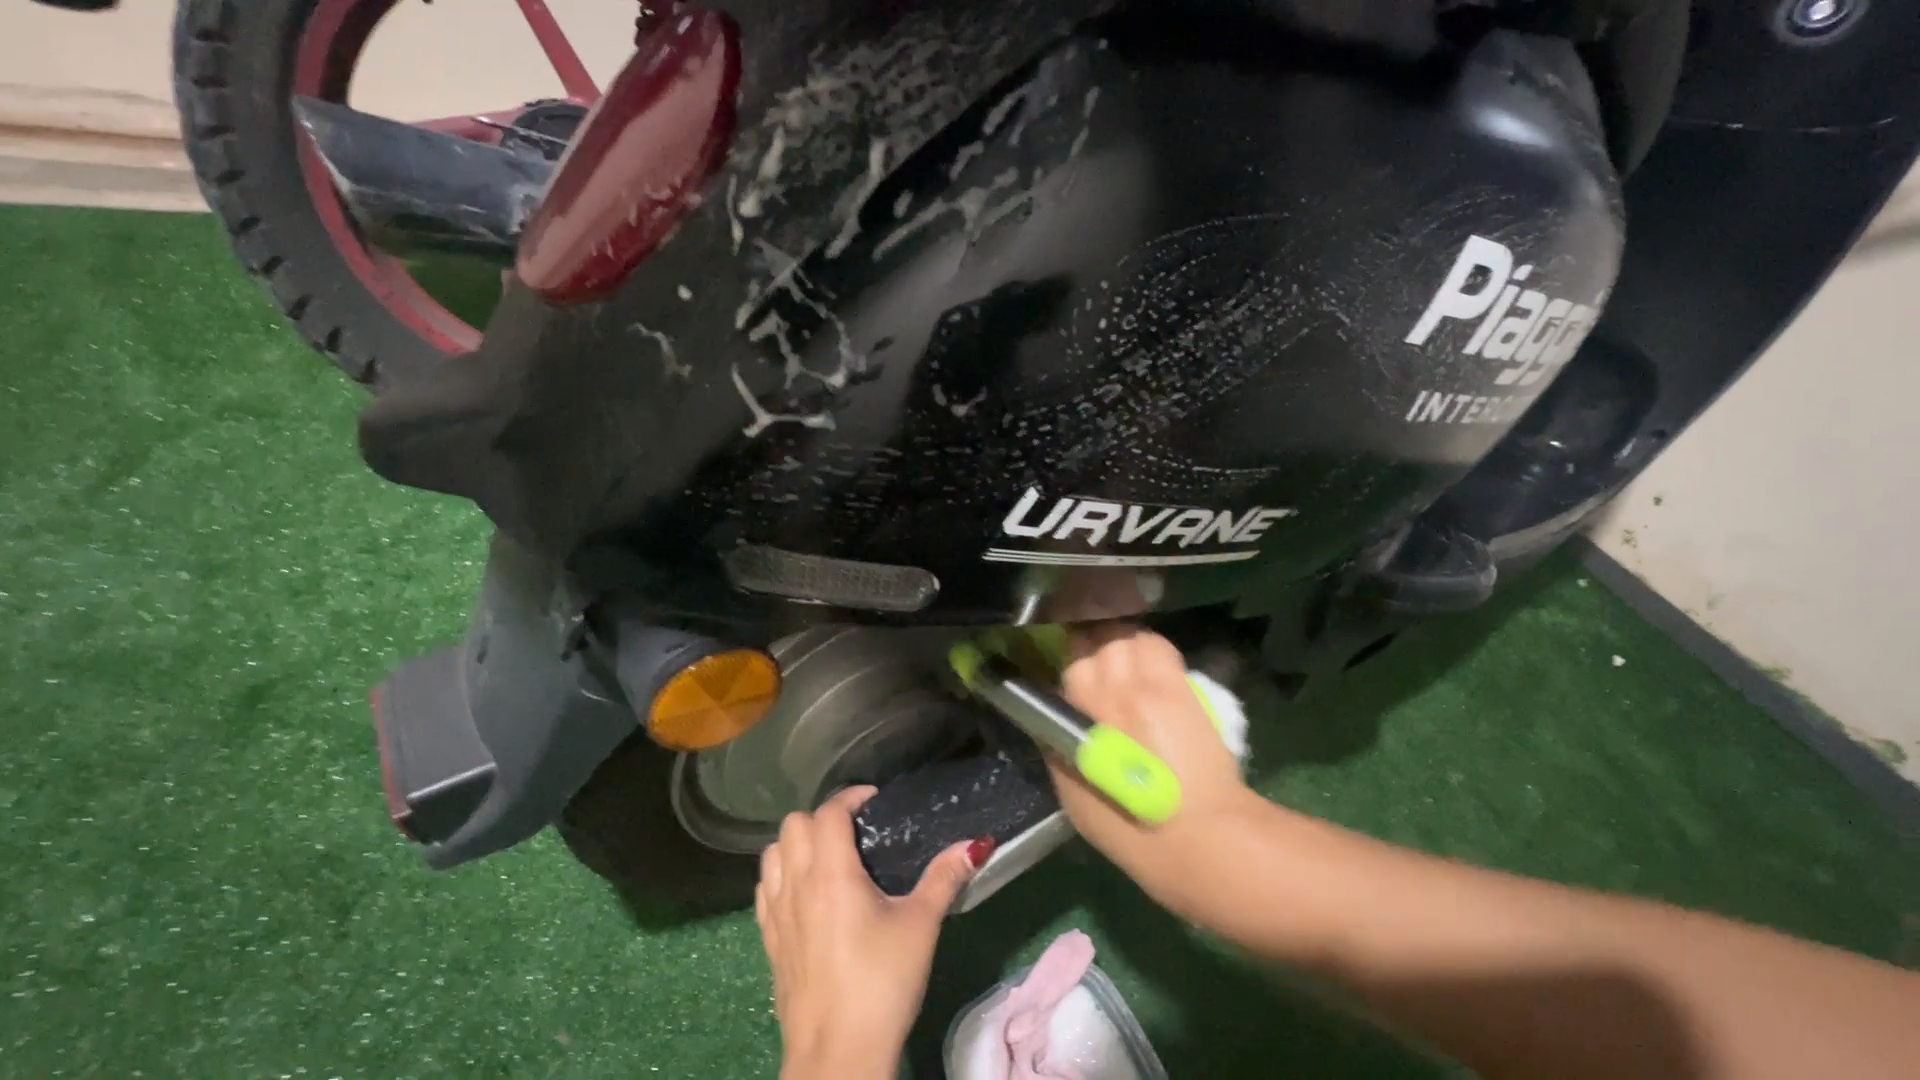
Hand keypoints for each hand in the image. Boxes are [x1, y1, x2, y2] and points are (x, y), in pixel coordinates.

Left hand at [756, 786, 989, 1079]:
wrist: (838, 1051)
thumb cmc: (881, 983)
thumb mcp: (921, 927)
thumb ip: (944, 878)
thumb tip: (976, 843)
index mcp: (830, 873)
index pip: (828, 812)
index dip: (851, 797)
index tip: (874, 802)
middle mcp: (796, 883)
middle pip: (793, 823)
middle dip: (822, 817)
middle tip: (855, 832)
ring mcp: (775, 912)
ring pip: (772, 852)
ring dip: (796, 844)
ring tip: (828, 858)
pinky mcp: (768, 940)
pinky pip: (764, 888)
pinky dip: (780, 875)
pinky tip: (804, 894)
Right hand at [1051, 623, 1254, 895]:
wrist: (1200, 835)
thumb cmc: (1131, 829)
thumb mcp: (1073, 797)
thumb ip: (1056, 750)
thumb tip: (1049, 721)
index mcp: (1069, 721)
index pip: (1059, 669)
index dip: (1067, 670)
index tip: (1074, 680)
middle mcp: (1100, 692)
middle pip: (1088, 644)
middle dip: (1090, 651)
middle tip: (1101, 670)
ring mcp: (1140, 683)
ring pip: (1120, 636)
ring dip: (1119, 644)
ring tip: (1125, 662)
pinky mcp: (1176, 684)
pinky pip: (1154, 645)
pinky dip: (1148, 648)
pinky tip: (1151, 665)